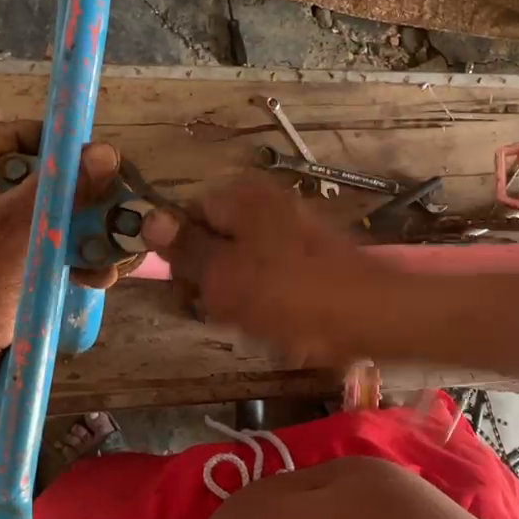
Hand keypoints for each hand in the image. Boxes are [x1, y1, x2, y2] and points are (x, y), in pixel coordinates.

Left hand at [0, 120, 120, 407]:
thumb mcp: (27, 232)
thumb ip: (66, 187)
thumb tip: (106, 149)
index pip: (7, 135)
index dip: (57, 144)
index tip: (99, 161)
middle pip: (28, 178)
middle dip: (74, 200)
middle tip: (112, 209)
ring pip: (36, 216)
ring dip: (77, 233)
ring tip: (108, 255)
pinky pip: (29, 246)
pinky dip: (60, 256)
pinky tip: (90, 275)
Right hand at [140, 178, 398, 365]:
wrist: (370, 317)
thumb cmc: (288, 295)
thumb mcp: (222, 275)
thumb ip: (184, 248)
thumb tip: (148, 218)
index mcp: (240, 195)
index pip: (186, 215)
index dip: (179, 255)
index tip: (186, 291)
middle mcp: (266, 201)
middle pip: (215, 238)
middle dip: (210, 278)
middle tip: (220, 311)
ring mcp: (293, 227)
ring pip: (242, 262)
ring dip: (238, 295)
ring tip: (254, 321)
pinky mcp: (313, 255)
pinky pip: (273, 275)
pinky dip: (268, 299)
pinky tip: (279, 323)